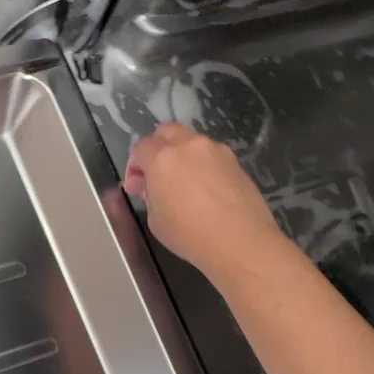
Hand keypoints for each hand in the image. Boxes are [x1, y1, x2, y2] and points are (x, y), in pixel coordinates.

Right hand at [125, 123, 287, 282]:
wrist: (240, 241)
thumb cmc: (190, 236)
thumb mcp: (156, 221)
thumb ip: (150, 196)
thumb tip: (150, 186)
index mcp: (162, 159)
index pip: (141, 148)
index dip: (134, 165)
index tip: (136, 185)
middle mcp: (189, 146)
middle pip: (167, 132)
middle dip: (157, 148)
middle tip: (156, 175)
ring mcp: (216, 150)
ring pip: (192, 141)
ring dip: (182, 155)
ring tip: (184, 183)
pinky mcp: (235, 161)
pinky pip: (212, 155)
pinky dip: (203, 165)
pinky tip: (206, 190)